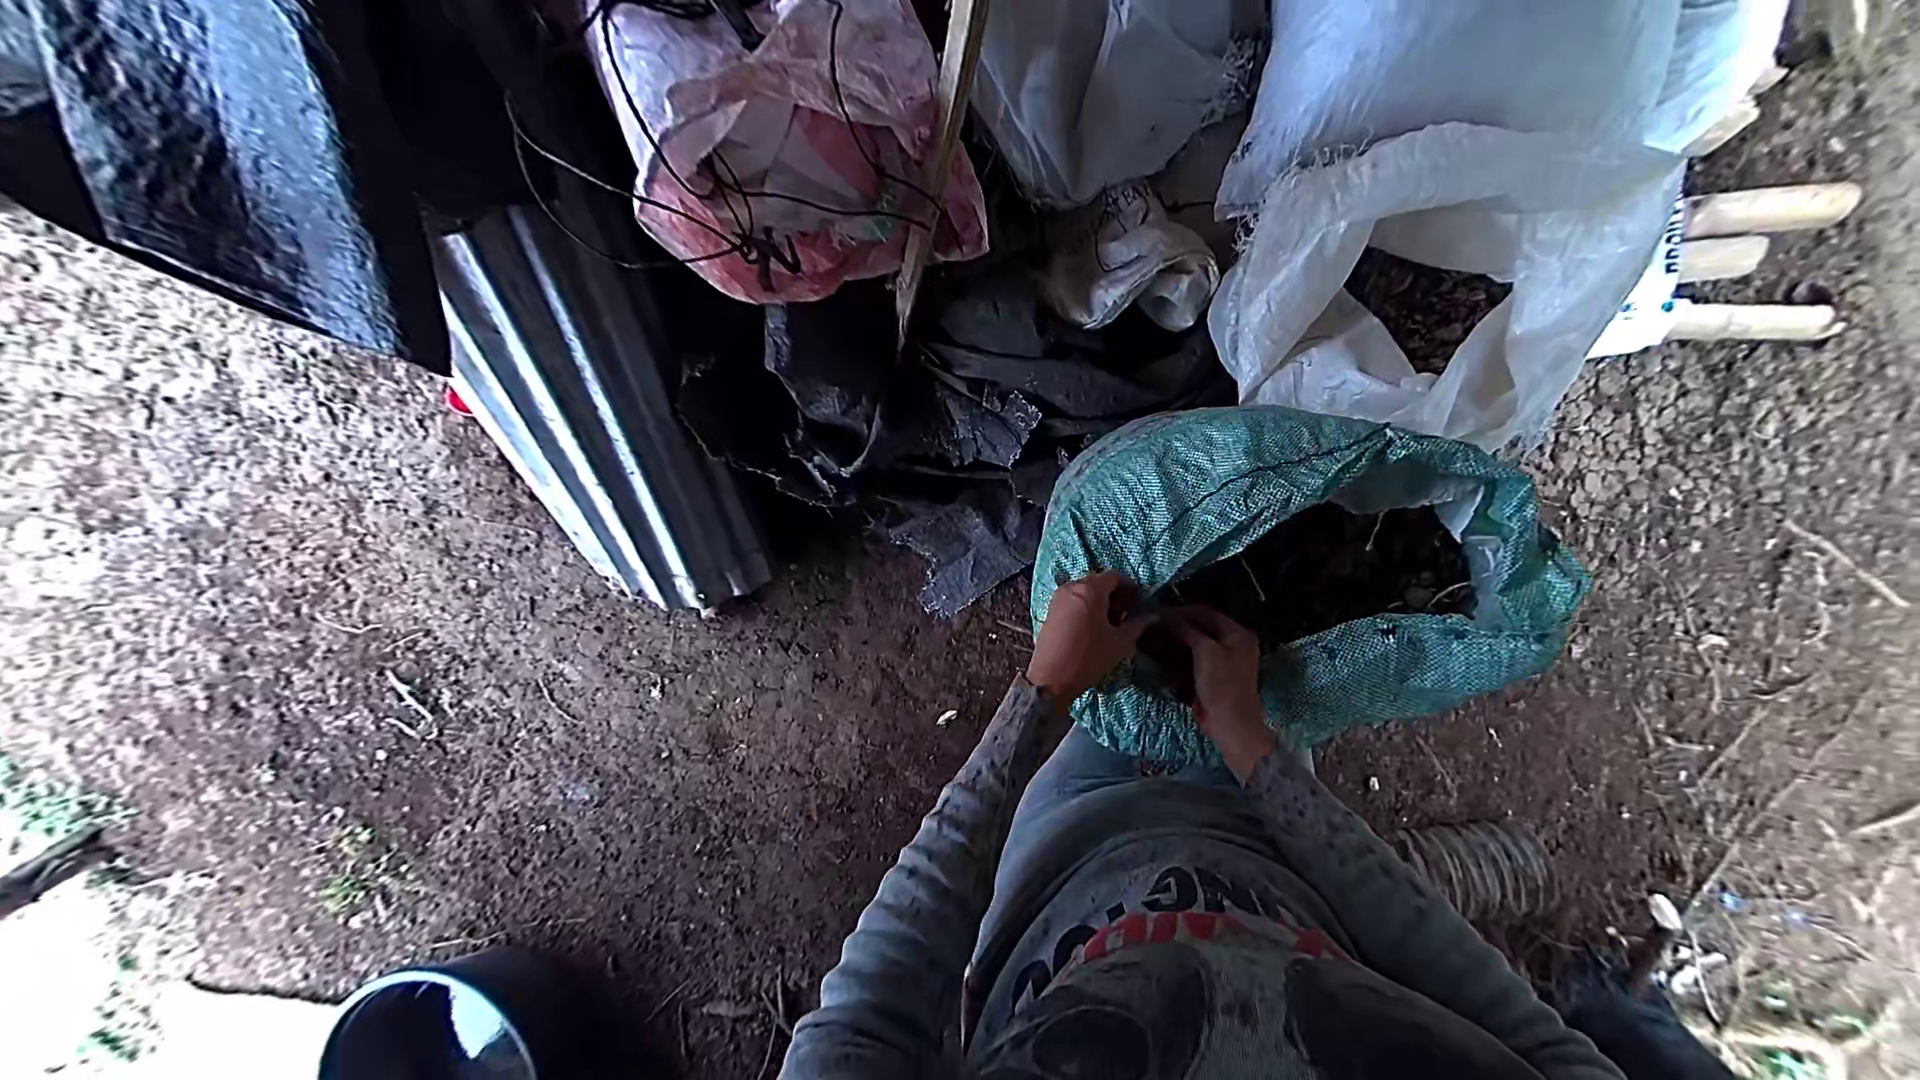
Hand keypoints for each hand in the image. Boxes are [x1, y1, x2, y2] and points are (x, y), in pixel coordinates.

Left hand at [1028, 571, 1155, 713]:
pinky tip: (1092, 627)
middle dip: (1114, 594)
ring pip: (1084, 591)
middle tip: (1125, 615)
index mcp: (1090, 589)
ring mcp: (1058, 597)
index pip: (1114, 576)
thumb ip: (1137, 625)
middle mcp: (1072, 587)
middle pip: (1098, 582)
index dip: (1129, 587)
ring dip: (1100, 601)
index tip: (1138, 603)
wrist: (1050, 677)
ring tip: (1110, 623)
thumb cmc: (1088, 657)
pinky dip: (1085, 606)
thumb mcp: (1119, 643)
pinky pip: (1073, 600)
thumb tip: (1151, 617)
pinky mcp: (1050, 609)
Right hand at [1163, 606, 1273, 781]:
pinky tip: (1167, 647)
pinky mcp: (1216, 671)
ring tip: (1158, 633)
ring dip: (1180, 634)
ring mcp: (1227, 657)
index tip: (1158, 612)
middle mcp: (1235, 641)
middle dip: (1179, 621)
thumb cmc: (1221, 684)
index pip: (1206, 612)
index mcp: (1238, 632)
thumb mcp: (1205, 651)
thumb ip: (1187, 629)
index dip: (1181, 610)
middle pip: (1203, 623)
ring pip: (1199, 638)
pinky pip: (1198, 652)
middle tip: (1156, 622)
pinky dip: (1183, 647)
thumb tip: (1166, 615)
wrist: (1230, 722)